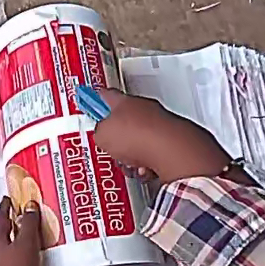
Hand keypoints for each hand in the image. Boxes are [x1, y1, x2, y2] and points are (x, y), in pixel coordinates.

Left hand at [0, 196, 41, 265]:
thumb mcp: (27, 242)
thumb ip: (29, 223)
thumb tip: (30, 208)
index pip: (0, 217)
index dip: (5, 207)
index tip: (7, 200)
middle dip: (5, 223)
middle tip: (11, 216)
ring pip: (0, 247)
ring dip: (8, 240)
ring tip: (16, 237)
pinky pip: (6, 261)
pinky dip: (13, 255)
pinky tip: (20, 260)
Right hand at [91, 88, 231, 184]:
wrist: (172, 152)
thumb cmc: (140, 137)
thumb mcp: (102, 135)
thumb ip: (99, 132)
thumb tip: (100, 135)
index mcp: (125, 101)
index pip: (105, 95)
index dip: (95, 99)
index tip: (89, 99)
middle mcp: (146, 108)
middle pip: (125, 120)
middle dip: (117, 137)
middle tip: (110, 146)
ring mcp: (162, 124)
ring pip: (140, 140)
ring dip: (134, 155)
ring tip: (131, 163)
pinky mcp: (175, 142)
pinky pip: (155, 154)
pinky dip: (149, 164)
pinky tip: (145, 170)